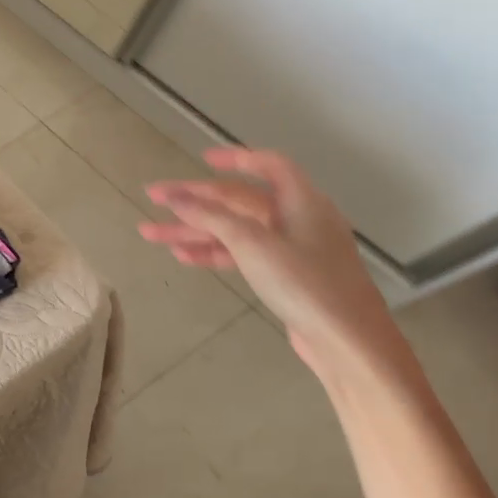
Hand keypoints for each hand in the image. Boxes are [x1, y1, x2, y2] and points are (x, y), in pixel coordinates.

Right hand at [139, 149, 405, 373]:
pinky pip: (241, 253)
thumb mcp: (252, 243)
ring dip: (194, 230)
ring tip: (152, 234)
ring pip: (234, 229)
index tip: (202, 159)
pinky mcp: (285, 275)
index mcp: (301, 202)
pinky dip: (212, 252)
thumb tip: (174, 196)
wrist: (345, 338)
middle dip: (195, 201)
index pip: (270, 166)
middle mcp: (298, 219)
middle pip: (240, 200)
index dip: (236, 158)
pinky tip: (183, 256)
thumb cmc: (304, 282)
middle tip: (153, 198)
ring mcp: (292, 249)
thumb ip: (210, 216)